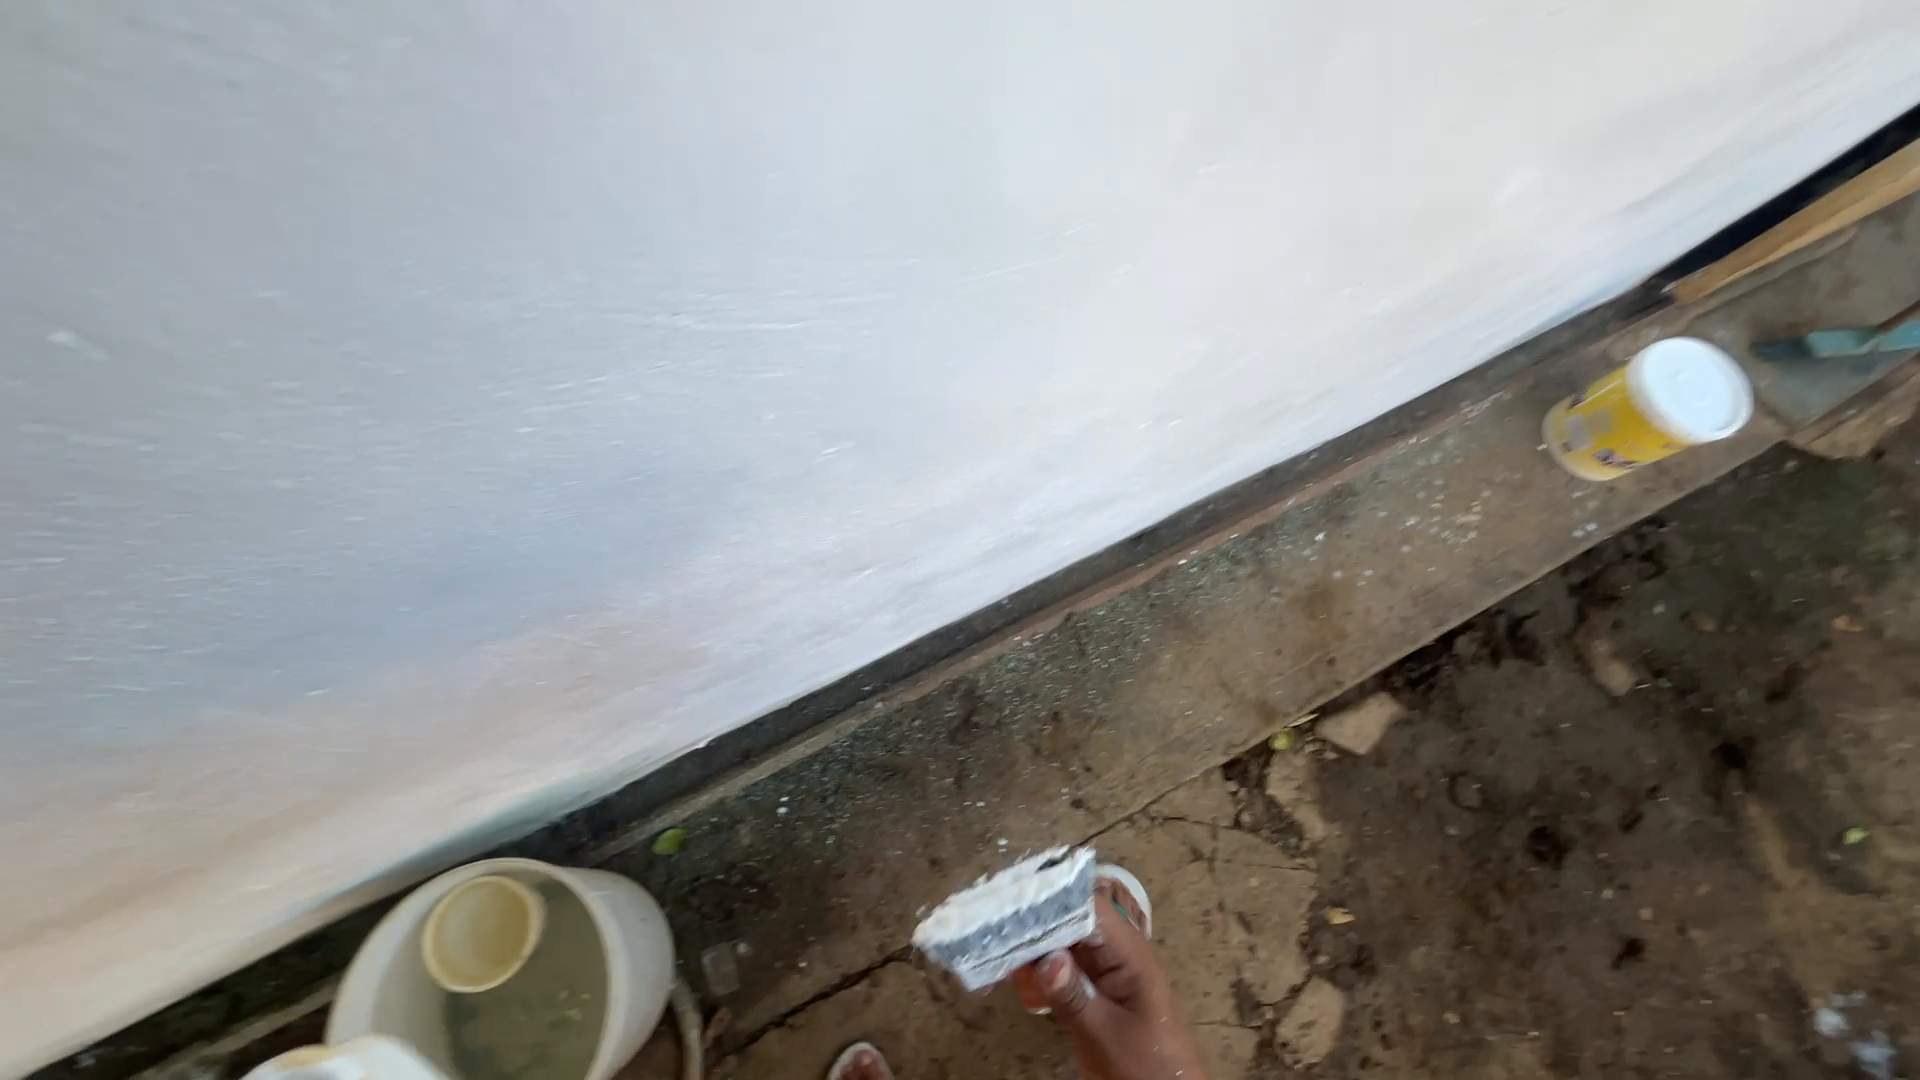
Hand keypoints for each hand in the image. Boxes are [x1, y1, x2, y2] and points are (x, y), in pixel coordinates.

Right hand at [1012, 881, 1207, 1079]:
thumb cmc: (1148, 1064)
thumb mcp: (1107, 1034)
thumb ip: (1075, 996)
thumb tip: (1045, 958)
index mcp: (1126, 947)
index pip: (1086, 904)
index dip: (1050, 897)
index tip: (1011, 903)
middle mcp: (1109, 946)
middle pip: (1065, 915)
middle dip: (1030, 920)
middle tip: (990, 930)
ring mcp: (1096, 964)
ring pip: (1055, 937)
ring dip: (1026, 943)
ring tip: (995, 953)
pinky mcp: (1085, 982)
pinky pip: (1053, 962)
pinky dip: (1031, 966)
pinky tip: (1009, 975)